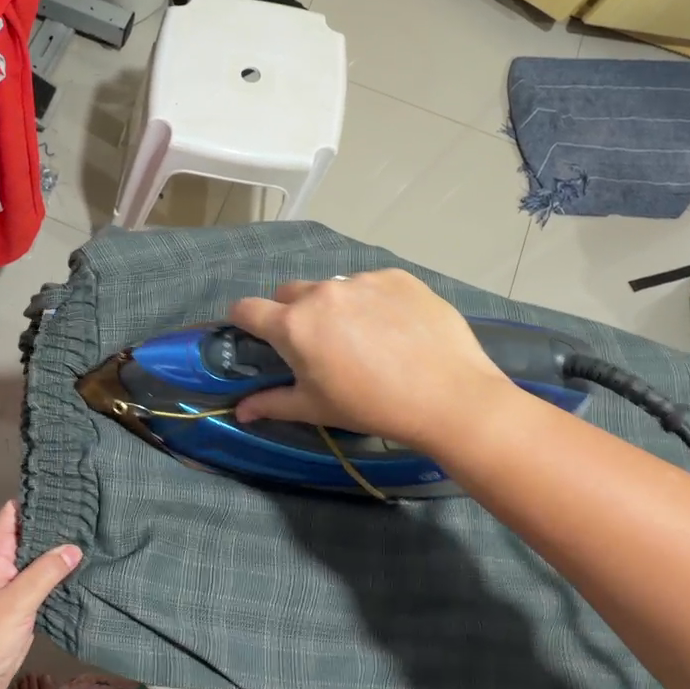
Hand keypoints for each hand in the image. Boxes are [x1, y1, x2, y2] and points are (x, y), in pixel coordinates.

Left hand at [0, 502, 79, 688]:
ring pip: (36, 563)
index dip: (28, 501)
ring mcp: (12, 590)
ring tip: (87, 533)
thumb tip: (73, 547)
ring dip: (55, 551)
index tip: (56, 487)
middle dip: (49, 525)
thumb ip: (45, 573)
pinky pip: (42, 585)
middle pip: (26, 539)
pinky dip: (58, 576)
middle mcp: (2, 569)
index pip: (9, 519)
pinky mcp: (23, 610)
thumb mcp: (17, 600)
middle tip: (82, 509)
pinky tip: (79, 570)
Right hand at [228, 271, 514, 448]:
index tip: (256, 335)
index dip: (244, 321)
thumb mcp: (315, 408)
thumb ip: (272, 404)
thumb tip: (240, 411)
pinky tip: (393, 329)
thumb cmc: (370, 407)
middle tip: (316, 344)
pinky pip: (370, 285)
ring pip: (331, 289)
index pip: (246, 309)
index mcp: (293, 325)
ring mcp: (361, 281)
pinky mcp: (397, 277)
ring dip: (333, 307)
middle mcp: (321, 294)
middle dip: (291, 313)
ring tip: (362, 338)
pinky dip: (371, 302)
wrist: (449, 396)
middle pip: (288, 293)